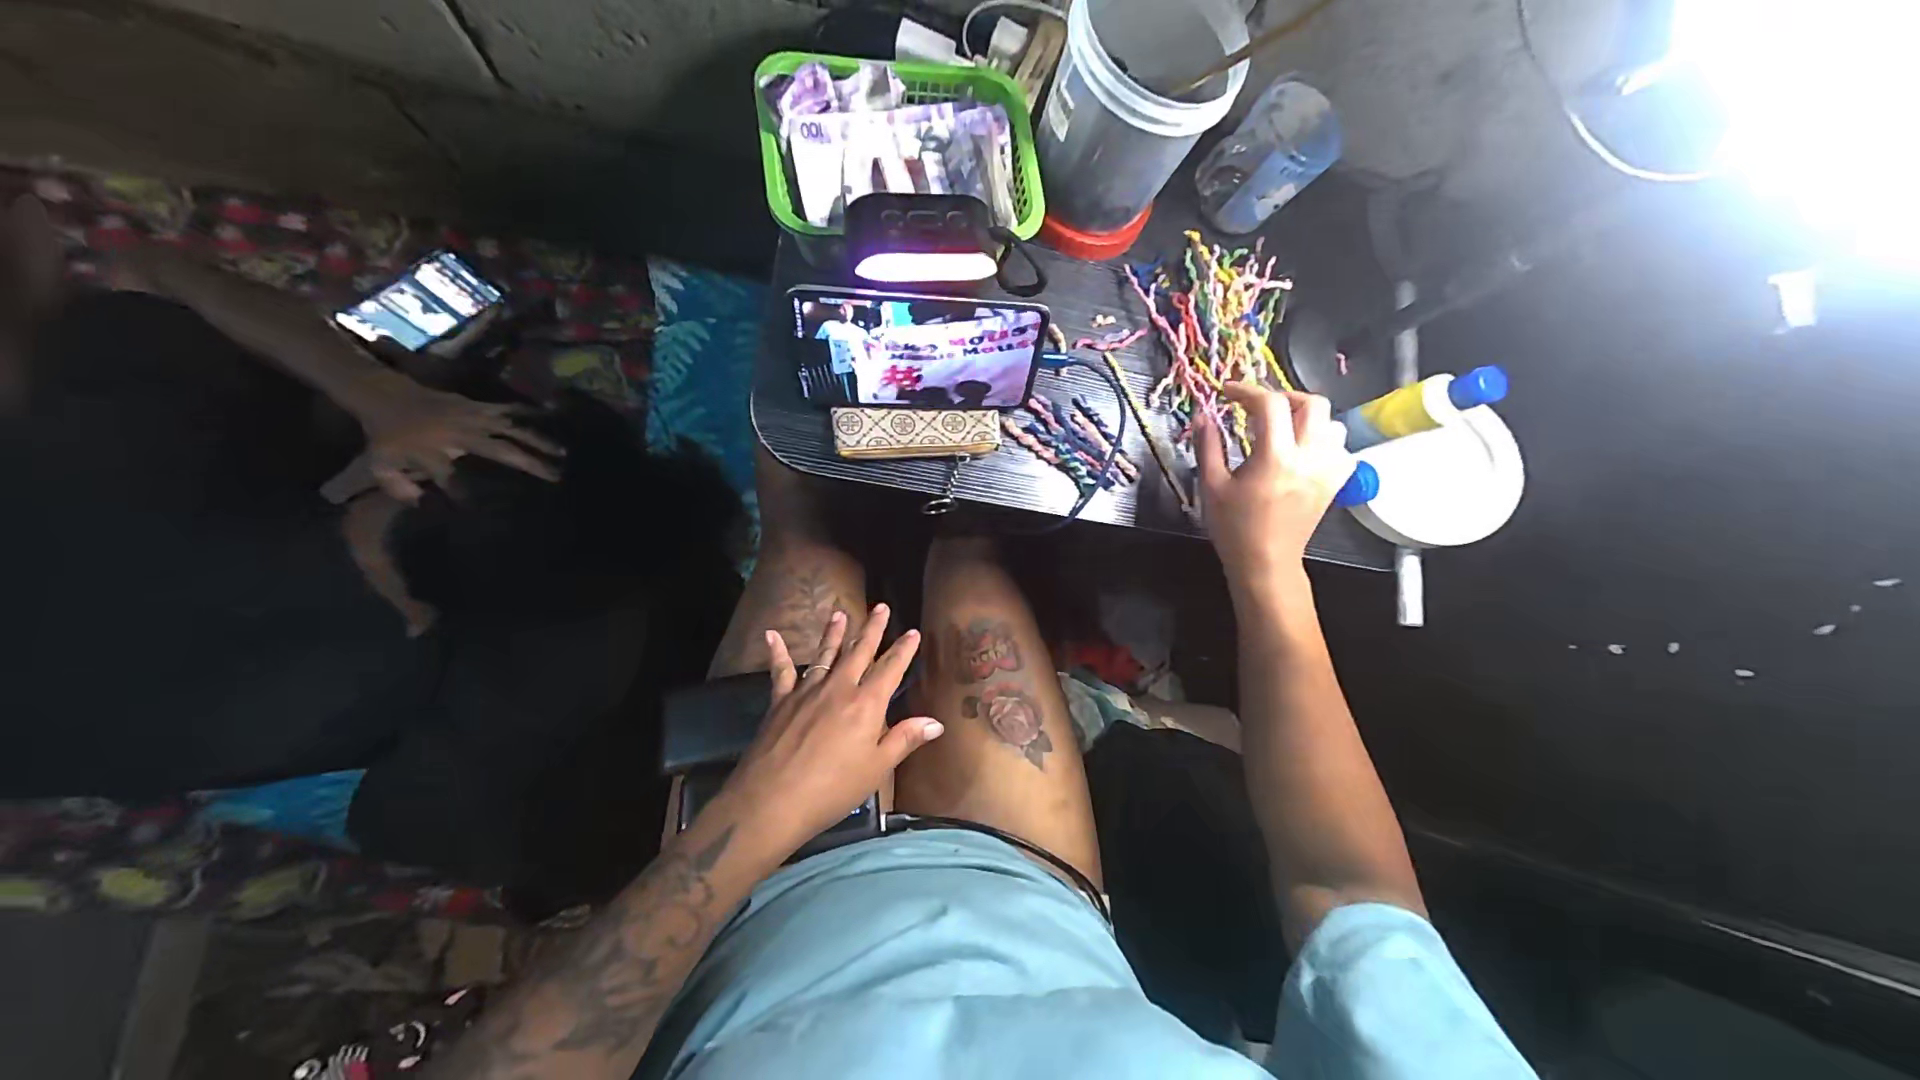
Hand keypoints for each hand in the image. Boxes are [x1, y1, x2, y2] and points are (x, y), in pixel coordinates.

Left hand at [355, 376, 563, 502]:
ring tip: (561, 452)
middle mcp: (459, 434)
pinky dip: (528, 412)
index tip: (484, 510)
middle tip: (556, 477)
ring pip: (512, 430)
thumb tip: (423, 504)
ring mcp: (472, 417)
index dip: (468, 496)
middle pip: (502, 452)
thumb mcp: (381, 463)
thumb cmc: (385, 433)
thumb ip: (398, 487)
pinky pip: (507, 409)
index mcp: (433, 451)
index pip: (455, 479)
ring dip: (538, 441)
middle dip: (530, 465)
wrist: (382, 394)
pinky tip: (549, 415)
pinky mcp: (477, 406)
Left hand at [718, 604, 944, 852]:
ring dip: (834, 633)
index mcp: (866, 704)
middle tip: (881, 607)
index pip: (890, 669)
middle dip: (872, 629)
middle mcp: (838, 689)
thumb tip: (936, 722)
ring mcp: (807, 692)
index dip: (903, 650)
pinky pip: (781, 671)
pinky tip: (772, 635)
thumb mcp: (877, 769)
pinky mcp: (780, 701)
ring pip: (825, 655)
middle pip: (858, 652)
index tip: (913, 632)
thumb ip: (904, 740)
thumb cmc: (833, 789)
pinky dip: (778, 652)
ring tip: (840, 613)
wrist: (773, 800)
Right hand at [1193, 382, 1352, 592]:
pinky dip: (1323, 438)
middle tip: (1259, 406)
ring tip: (1281, 426)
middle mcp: (1309, 458)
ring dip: (1306, 417)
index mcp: (1275, 457)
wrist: (1265, 561)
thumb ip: (1208, 445)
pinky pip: (1341, 446)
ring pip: (1331, 422)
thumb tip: (1204, 415)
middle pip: (1312, 403)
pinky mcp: (1336, 481)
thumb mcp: (1211, 485)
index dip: (1247, 390)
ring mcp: (1328, 469)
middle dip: (1282, 397)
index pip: (1269, 404)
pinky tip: (1302, 448)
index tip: (1228, 393)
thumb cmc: (1233, 527)